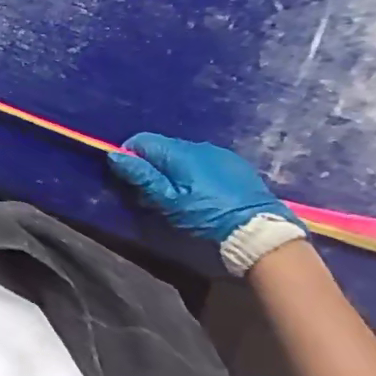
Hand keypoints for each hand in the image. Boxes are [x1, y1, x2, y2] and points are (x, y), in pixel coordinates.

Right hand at [108, 133, 306, 274]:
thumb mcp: (168, 202)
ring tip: (178, 197)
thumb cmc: (208, 218)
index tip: (131, 182)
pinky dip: (195, 174)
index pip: (141, 141)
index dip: (130, 158)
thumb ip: (142, 177)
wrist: (262, 234)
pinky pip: (205, 163)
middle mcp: (199, 146)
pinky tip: (202, 195)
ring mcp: (221, 155)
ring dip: (174, 171)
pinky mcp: (237, 167)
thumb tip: (113, 154)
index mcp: (179, 152)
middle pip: (162, 148)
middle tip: (152, 195)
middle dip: (151, 166)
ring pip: (183, 156)